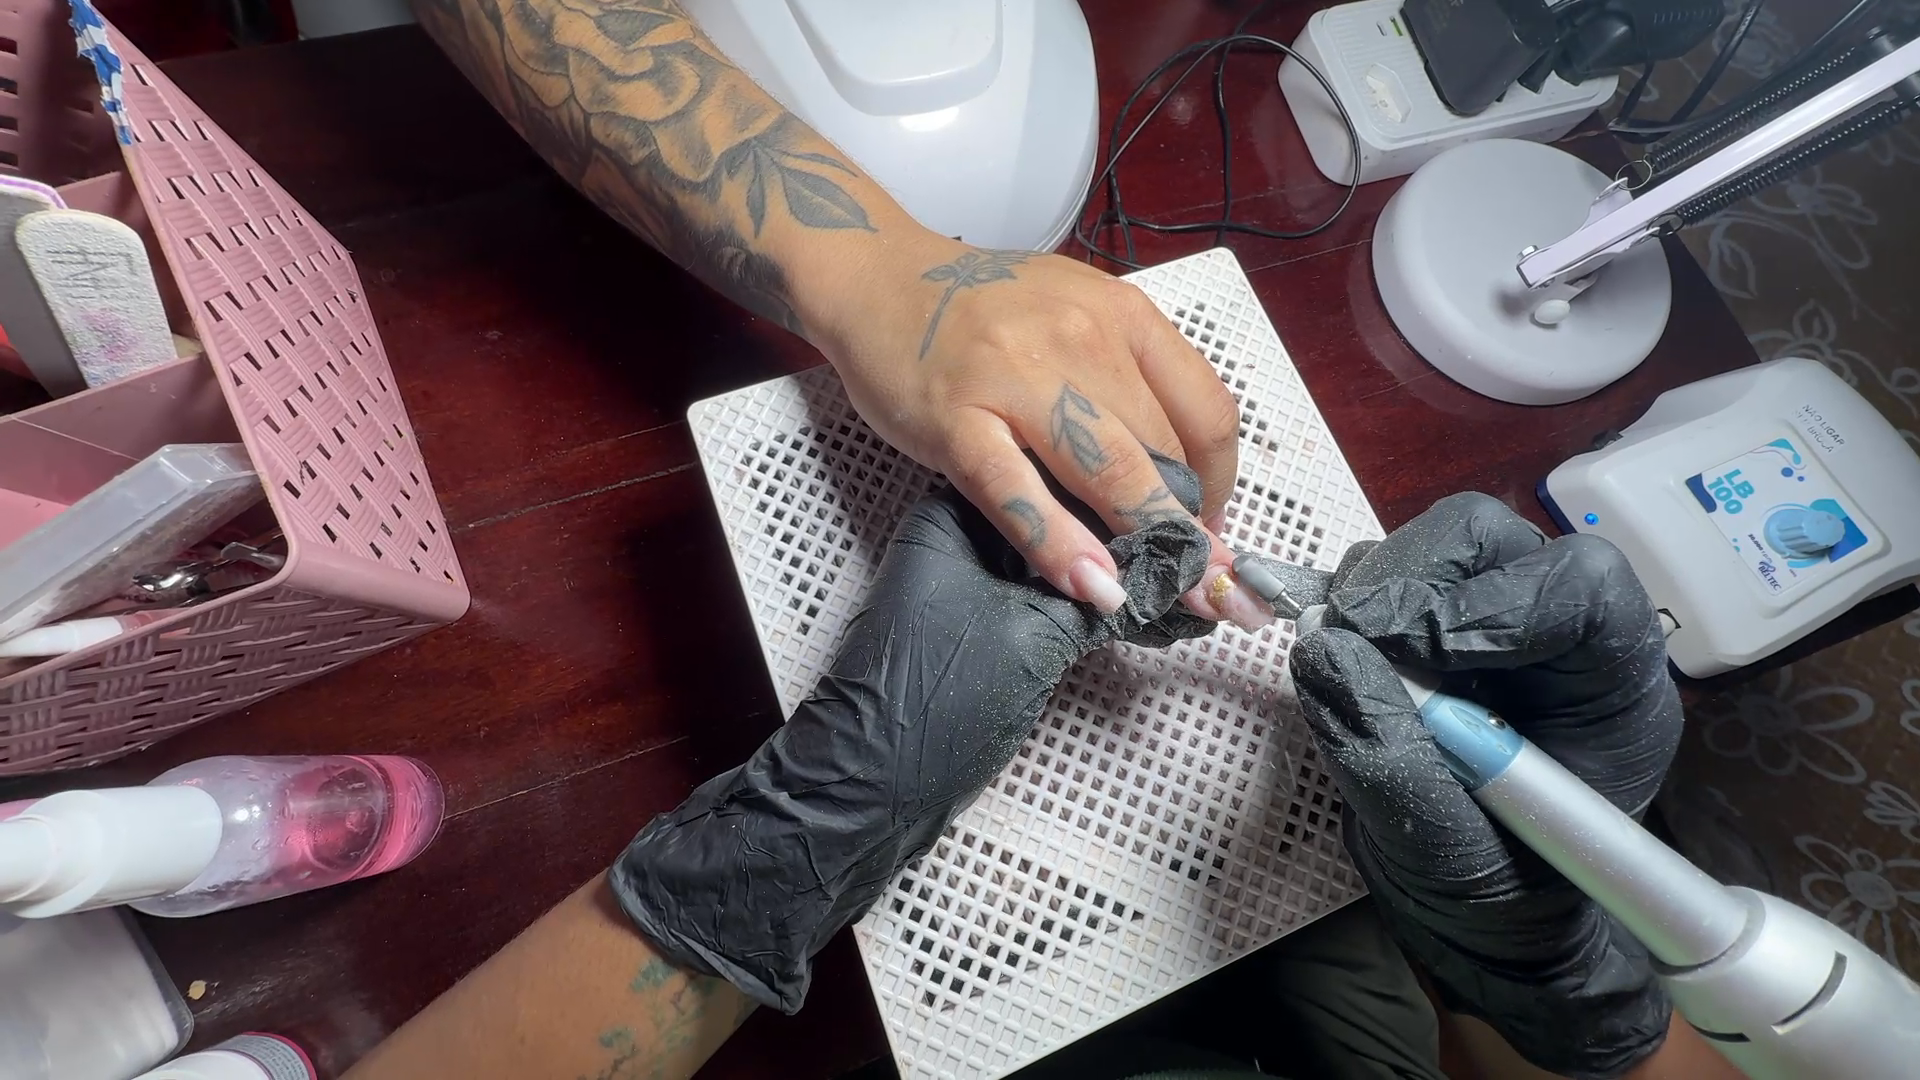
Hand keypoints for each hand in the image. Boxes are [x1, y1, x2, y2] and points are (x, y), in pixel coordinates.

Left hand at [610, 456, 1214, 1011]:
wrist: (875, 781)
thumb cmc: (929, 705)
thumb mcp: (1025, 639)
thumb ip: (1098, 599)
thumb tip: (1169, 570)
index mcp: (960, 514)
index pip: (1062, 480)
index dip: (1135, 496)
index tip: (1197, 523)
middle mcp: (971, 533)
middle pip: (1078, 515)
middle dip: (1150, 541)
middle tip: (1216, 562)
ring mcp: (984, 575)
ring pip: (1080, 557)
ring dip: (1141, 574)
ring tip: (1205, 587)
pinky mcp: (998, 615)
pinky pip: (1068, 594)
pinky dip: (1116, 603)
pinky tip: (1164, 611)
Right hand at [808, 234, 1269, 629]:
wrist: (878, 278)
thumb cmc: (980, 308)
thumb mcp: (1072, 316)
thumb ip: (1123, 377)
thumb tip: (1168, 474)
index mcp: (1121, 314)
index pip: (1204, 410)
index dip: (1221, 484)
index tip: (1210, 527)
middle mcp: (1081, 339)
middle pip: (1162, 451)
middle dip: (1191, 531)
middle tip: (1206, 589)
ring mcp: (1016, 380)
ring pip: (1105, 472)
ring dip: (1147, 544)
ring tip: (1171, 598)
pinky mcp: (957, 421)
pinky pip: (1018, 494)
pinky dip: (1059, 545)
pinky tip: (1088, 586)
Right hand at [1288, 493, 1682, 1079]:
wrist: (1473, 895)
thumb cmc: (1491, 888)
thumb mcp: (1449, 852)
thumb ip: (1390, 756)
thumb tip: (1320, 648)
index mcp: (1604, 688)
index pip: (1575, 589)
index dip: (1486, 607)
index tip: (1408, 651)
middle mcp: (1547, 630)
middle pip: (1490, 537)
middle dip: (1410, 577)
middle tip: (1353, 633)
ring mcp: (1475, 613)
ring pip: (1427, 541)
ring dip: (1370, 585)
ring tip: (1340, 647)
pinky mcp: (1416, 615)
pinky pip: (1375, 568)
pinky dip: (1336, 592)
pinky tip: (1322, 631)